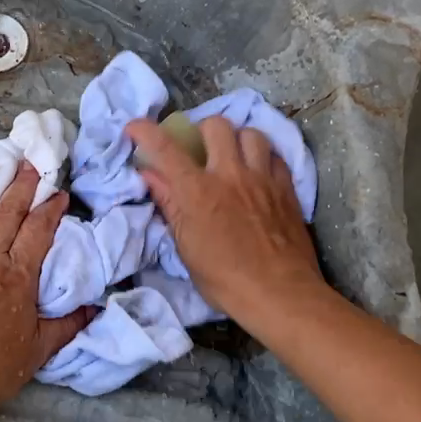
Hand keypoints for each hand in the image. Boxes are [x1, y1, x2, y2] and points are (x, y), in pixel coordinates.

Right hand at [125, 116, 326, 321]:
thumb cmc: (225, 279)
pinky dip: (263, 157)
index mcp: (197, 191)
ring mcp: (262, 179)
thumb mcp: (186, 246)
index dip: (145, 131)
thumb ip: (169, 204)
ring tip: (232, 156)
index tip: (133, 126)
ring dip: (237, 139)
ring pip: (251, 133)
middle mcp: (230, 175)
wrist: (281, 296)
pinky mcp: (287, 189)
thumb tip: (149, 175)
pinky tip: (258, 172)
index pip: (165, 148)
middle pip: (215, 125)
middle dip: (201, 130)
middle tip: (199, 147)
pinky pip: (275, 156)